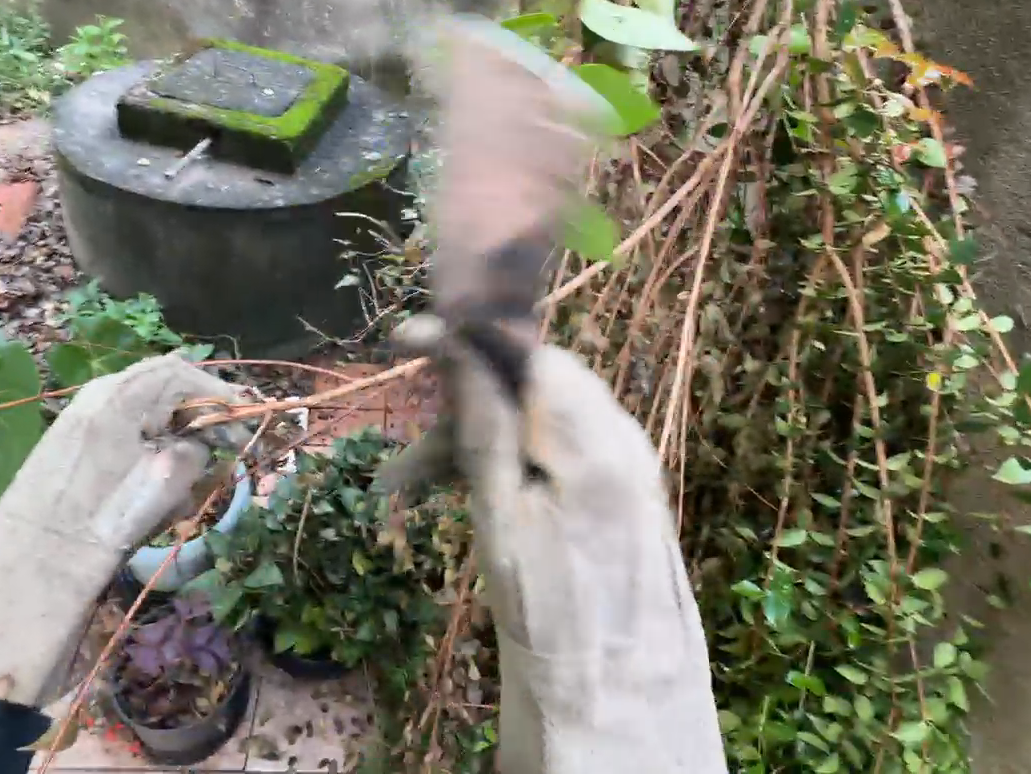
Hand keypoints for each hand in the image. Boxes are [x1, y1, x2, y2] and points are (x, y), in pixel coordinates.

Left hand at [0, 354, 249, 704]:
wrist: (15, 583)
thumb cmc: (96, 527)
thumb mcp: (161, 485)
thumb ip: (192, 452)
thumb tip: (205, 443)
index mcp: (116, 398)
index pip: (180, 372)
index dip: (220, 391)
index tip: (249, 417)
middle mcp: (96, 401)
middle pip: (163, 388)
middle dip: (200, 416)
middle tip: (229, 445)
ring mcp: (80, 427)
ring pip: (147, 416)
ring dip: (178, 437)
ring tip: (195, 475)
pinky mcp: (72, 455)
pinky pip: (127, 437)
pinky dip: (153, 454)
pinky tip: (160, 490)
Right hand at [388, 315, 728, 773]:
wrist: (618, 692)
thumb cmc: (549, 615)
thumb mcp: (499, 520)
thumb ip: (484, 428)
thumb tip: (458, 351)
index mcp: (594, 440)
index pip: (525, 352)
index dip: (466, 339)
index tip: (408, 339)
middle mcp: (620, 433)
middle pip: (529, 382)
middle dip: (464, 400)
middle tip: (405, 445)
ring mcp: (625, 455)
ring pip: (537, 413)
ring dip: (478, 435)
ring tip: (412, 480)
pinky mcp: (620, 478)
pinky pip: (556, 440)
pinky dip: (510, 453)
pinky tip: (464, 483)